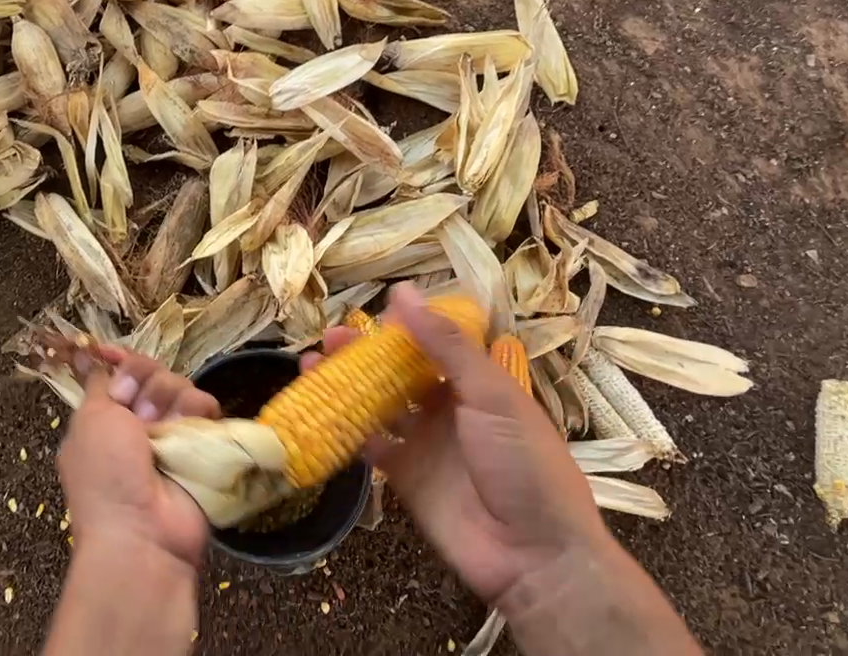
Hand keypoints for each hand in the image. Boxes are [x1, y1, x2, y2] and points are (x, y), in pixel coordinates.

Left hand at [45, 348, 216, 655]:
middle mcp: (137, 420)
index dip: (118, 358)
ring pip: (178, 383)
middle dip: (142, 380)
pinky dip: (197, 410)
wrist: (141, 534)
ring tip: (161, 425)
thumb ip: (98, 384)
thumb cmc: (104, 475)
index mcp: (104, 415)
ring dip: (167, 397)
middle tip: (136, 411)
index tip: (112, 353)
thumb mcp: (89, 420)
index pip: (117, 368)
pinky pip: (205, 404)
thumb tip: (92, 355)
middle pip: (149, 370)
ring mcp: (171, 430)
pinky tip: (187, 427)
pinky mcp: (202, 441)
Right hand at [305, 286, 605, 605]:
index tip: (369, 313)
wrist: (535, 556)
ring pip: (376, 403)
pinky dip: (344, 427)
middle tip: (331, 336)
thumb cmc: (524, 464)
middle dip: (363, 352)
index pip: (432, 344)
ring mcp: (423, 442)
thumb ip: (445, 344)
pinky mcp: (403, 475)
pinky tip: (317, 409)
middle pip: (397, 371)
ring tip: (311, 363)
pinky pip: (368, 444)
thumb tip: (404, 292)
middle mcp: (446, 408)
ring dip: (346, 383)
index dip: (400, 327)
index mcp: (475, 384)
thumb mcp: (491, 395)